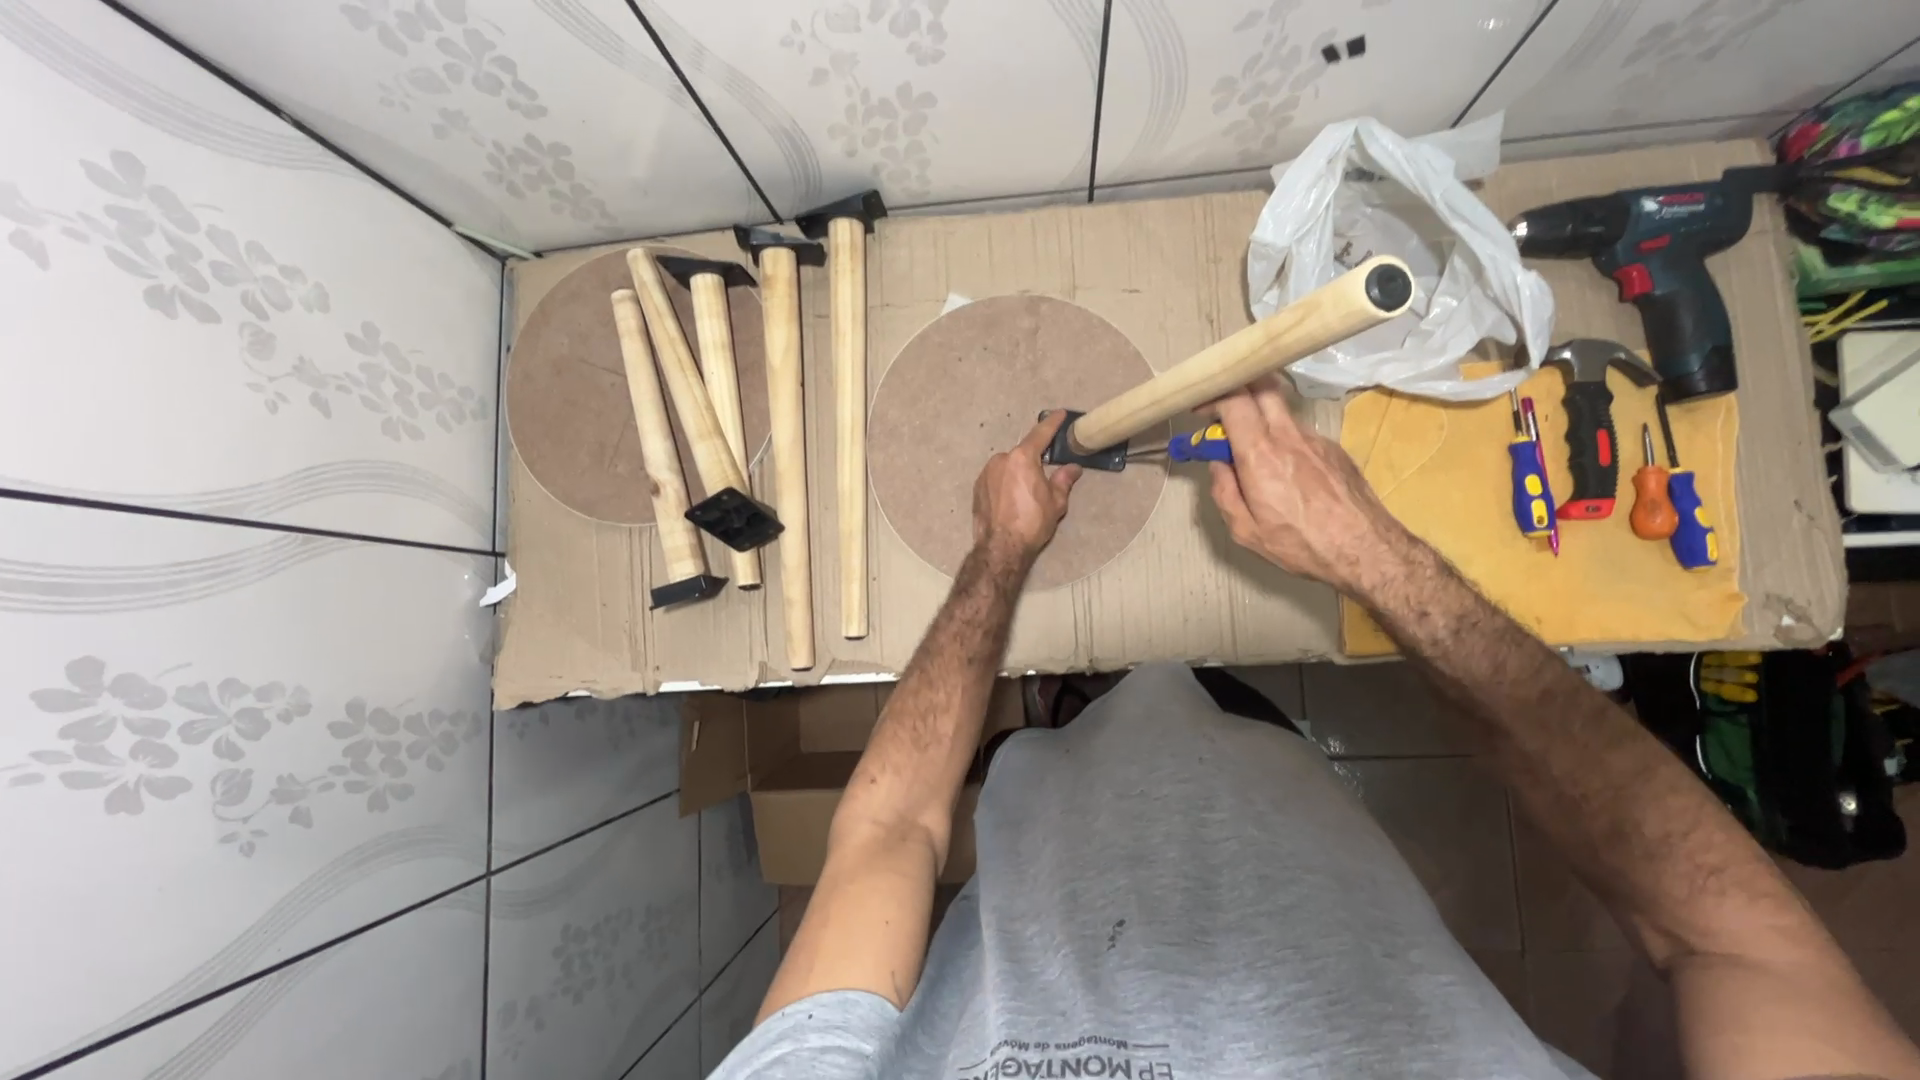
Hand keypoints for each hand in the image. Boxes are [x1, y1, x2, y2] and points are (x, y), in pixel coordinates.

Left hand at [972, 411, 1082, 569]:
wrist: (1001, 547)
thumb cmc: (1032, 523)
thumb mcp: (1055, 502)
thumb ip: (1063, 480)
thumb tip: (1073, 468)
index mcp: (1022, 458)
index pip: (1040, 434)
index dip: (1051, 423)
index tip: (1059, 414)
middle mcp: (1001, 460)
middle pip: (1022, 455)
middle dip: (1033, 463)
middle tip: (1043, 481)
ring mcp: (985, 474)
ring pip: (1007, 468)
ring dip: (1017, 475)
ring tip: (1025, 497)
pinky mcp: (976, 489)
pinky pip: (995, 480)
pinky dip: (1004, 485)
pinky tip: (1010, 502)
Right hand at [1207, 377, 1412, 597]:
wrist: (1365, 548)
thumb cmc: (1301, 544)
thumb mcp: (1245, 530)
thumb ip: (1224, 493)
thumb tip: (1218, 466)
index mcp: (1260, 455)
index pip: (1235, 400)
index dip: (1215, 397)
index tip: (1202, 411)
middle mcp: (1288, 436)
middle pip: (1263, 386)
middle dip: (1239, 389)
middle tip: (1226, 414)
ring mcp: (1315, 438)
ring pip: (1282, 411)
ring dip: (1262, 420)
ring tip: (1257, 454)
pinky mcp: (1334, 448)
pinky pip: (1300, 432)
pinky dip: (1285, 440)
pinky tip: (1288, 472)